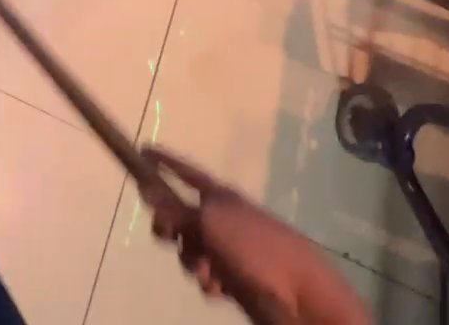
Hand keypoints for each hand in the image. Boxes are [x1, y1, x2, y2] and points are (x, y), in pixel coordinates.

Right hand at [143, 149, 370, 324]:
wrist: (305, 297)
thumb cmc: (256, 250)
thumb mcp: (209, 223)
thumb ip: (175, 210)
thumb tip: (146, 187)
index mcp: (220, 197)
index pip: (185, 172)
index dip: (165, 161)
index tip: (143, 151)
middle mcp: (223, 219)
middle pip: (181, 215)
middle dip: (171, 228)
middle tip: (166, 235)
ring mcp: (231, 249)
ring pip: (191, 249)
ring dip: (192, 260)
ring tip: (206, 271)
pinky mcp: (237, 278)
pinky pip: (207, 274)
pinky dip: (208, 280)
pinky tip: (218, 288)